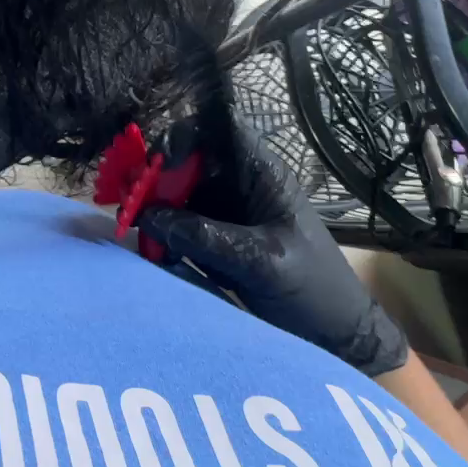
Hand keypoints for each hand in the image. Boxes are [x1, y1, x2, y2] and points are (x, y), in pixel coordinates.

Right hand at [139, 122, 408, 376]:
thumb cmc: (313, 291)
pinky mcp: (215, 234)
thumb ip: (205, 237)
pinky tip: (150, 247)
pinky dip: (159, 229)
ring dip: (152, 204)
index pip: (216, 127)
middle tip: (128, 199)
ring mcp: (225, 208)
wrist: (338, 339)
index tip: (157, 164)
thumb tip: (147, 218)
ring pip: (176, 188)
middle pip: (186, 157)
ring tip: (134, 226)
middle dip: (155, 173)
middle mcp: (238, 181)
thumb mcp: (260, 262)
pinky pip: (178, 219)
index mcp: (260, 172)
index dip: (183, 135)